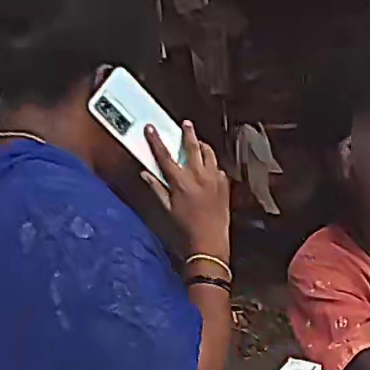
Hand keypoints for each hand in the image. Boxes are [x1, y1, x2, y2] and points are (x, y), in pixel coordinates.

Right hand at [144, 122, 229, 261]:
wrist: (209, 245)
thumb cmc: (186, 231)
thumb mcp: (167, 211)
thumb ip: (157, 189)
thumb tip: (145, 174)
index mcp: (180, 181)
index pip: (165, 155)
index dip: (156, 140)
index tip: (151, 128)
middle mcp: (198, 176)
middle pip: (192, 146)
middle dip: (188, 132)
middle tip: (186, 124)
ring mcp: (214, 180)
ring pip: (209, 154)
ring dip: (203, 146)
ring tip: (200, 143)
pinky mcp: (224, 187)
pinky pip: (219, 169)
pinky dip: (213, 166)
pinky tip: (211, 170)